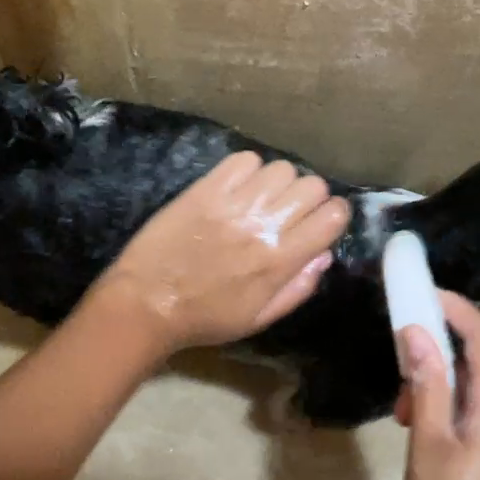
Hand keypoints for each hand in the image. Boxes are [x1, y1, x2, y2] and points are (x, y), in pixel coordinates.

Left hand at [95, 152, 350, 351]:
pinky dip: (248, 170)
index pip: (332, 215)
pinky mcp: (207, 189)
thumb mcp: (259, 318)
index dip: (334, 214)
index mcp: (280, 260)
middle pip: (312, 185)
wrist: (146, 304)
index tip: (321, 221)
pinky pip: (244, 160)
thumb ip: (298, 288)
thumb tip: (324, 254)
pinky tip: (238, 187)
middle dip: (309, 196)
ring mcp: (235, 204)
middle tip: (290, 210)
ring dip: (278, 181)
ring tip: (262, 197)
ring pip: (281, 168)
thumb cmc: (205, 318)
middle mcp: (264, 226)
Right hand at [396, 293, 479, 479]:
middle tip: (401, 344)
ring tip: (402, 400)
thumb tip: (417, 329)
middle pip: (479, 356)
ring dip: (435, 376)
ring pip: (470, 384)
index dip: (455, 306)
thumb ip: (427, 386)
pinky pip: (468, 409)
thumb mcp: (430, 447)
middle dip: (439, 342)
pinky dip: (441, 402)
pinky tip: (414, 422)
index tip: (419, 290)